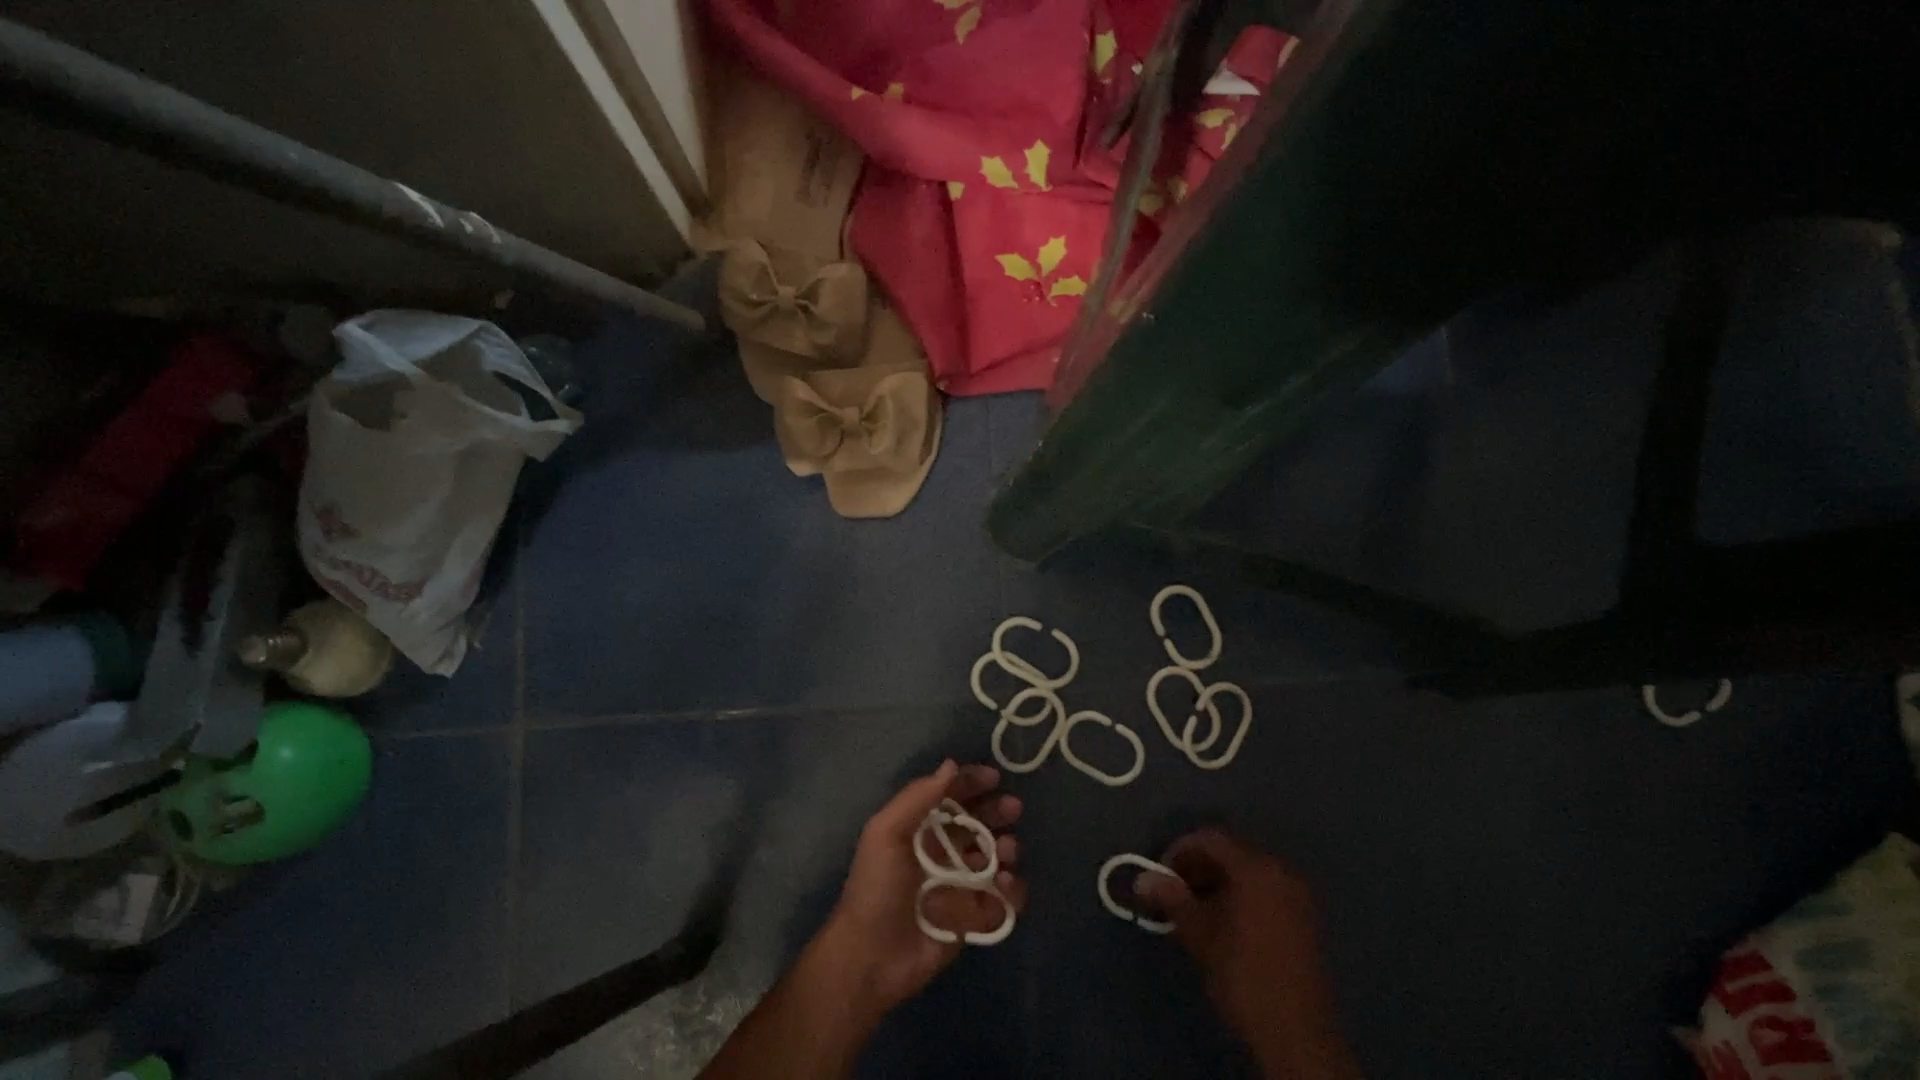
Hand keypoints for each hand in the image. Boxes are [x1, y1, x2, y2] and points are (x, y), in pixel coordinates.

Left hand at [809, 760, 1026, 1017]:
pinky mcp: (975, 918)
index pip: (950, 798)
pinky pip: (1003, 900)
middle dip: (997, 812)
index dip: (971, 783)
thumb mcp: (886, 833)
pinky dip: (1012, 890)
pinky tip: (1006, 885)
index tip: (994, 777)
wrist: (873, 956)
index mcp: (918, 831)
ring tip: (1006, 851)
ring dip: (1007, 849)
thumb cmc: (877, 888)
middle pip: (978, 824)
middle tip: (1013, 808)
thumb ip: (918, 797)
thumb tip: (951, 765)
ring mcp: (960, 886)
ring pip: (996, 859)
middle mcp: (942, 854)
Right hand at [1136, 830, 1359, 1079]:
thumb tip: (1142, 878)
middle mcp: (1281, 872)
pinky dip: (1240, 897)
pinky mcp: (1305, 920)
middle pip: (1231, 853)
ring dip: (1218, 884)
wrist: (1296, 1032)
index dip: (1179, 852)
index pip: (1211, 839)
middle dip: (1198, 868)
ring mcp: (1297, 896)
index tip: (1159, 878)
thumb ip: (1172, 899)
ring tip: (1193, 913)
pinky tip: (1222, 924)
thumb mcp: (1200, 935)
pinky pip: (1265, 892)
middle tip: (1173, 896)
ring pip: (1248, 874)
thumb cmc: (1242, 975)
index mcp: (1256, 868)